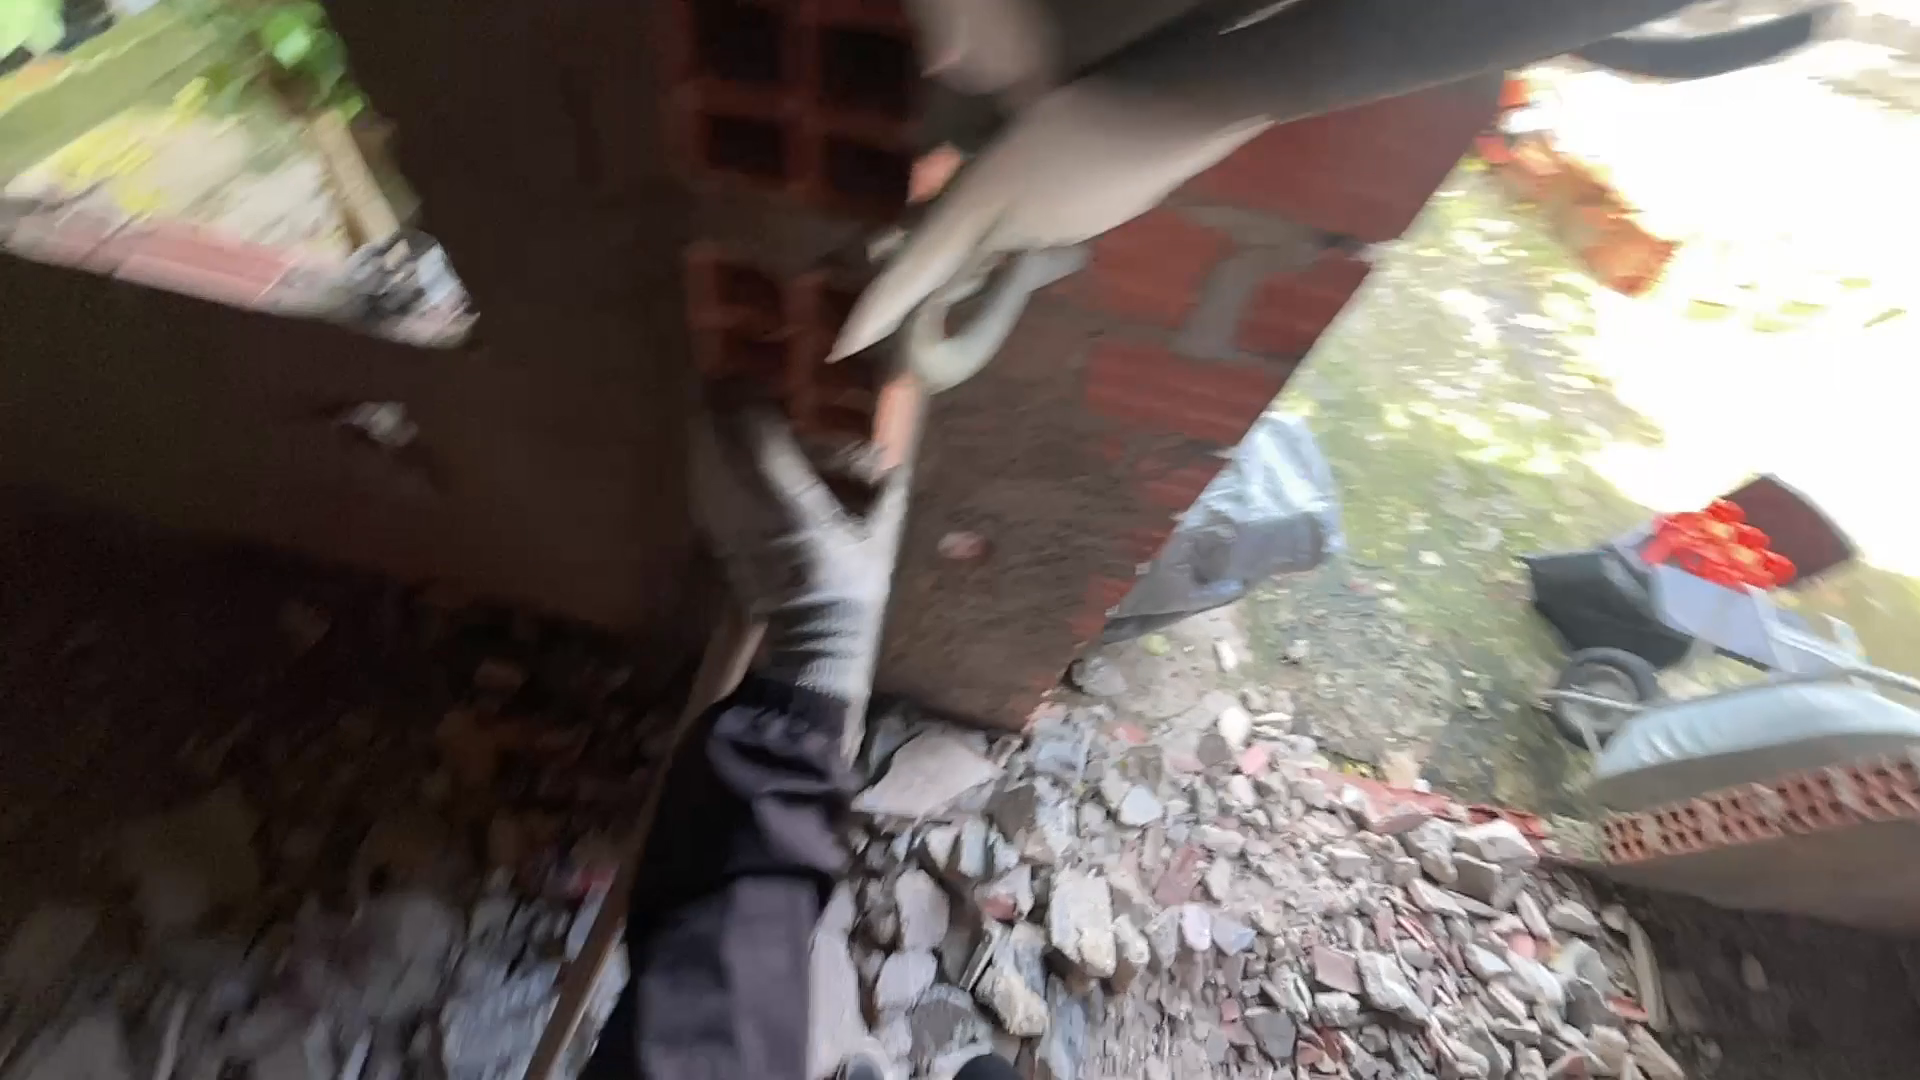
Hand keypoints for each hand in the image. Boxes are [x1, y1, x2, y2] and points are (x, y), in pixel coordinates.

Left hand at [691, 406, 908, 709]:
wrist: (816, 633)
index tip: (753, 375)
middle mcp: (753, 512)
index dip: (753, 404)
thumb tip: (890, 452)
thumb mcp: (879, 533)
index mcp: (798, 508)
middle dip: (719, 405)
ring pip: (702, 461)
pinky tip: (708, 443)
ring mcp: (729, 526)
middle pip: (720, 444)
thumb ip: (885, 488)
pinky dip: (702, 456)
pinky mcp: (717, 537)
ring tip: (712, 399)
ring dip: (705, 426)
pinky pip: (700, 484)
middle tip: (725, 376)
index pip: (764, 443)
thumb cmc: (853, 582)